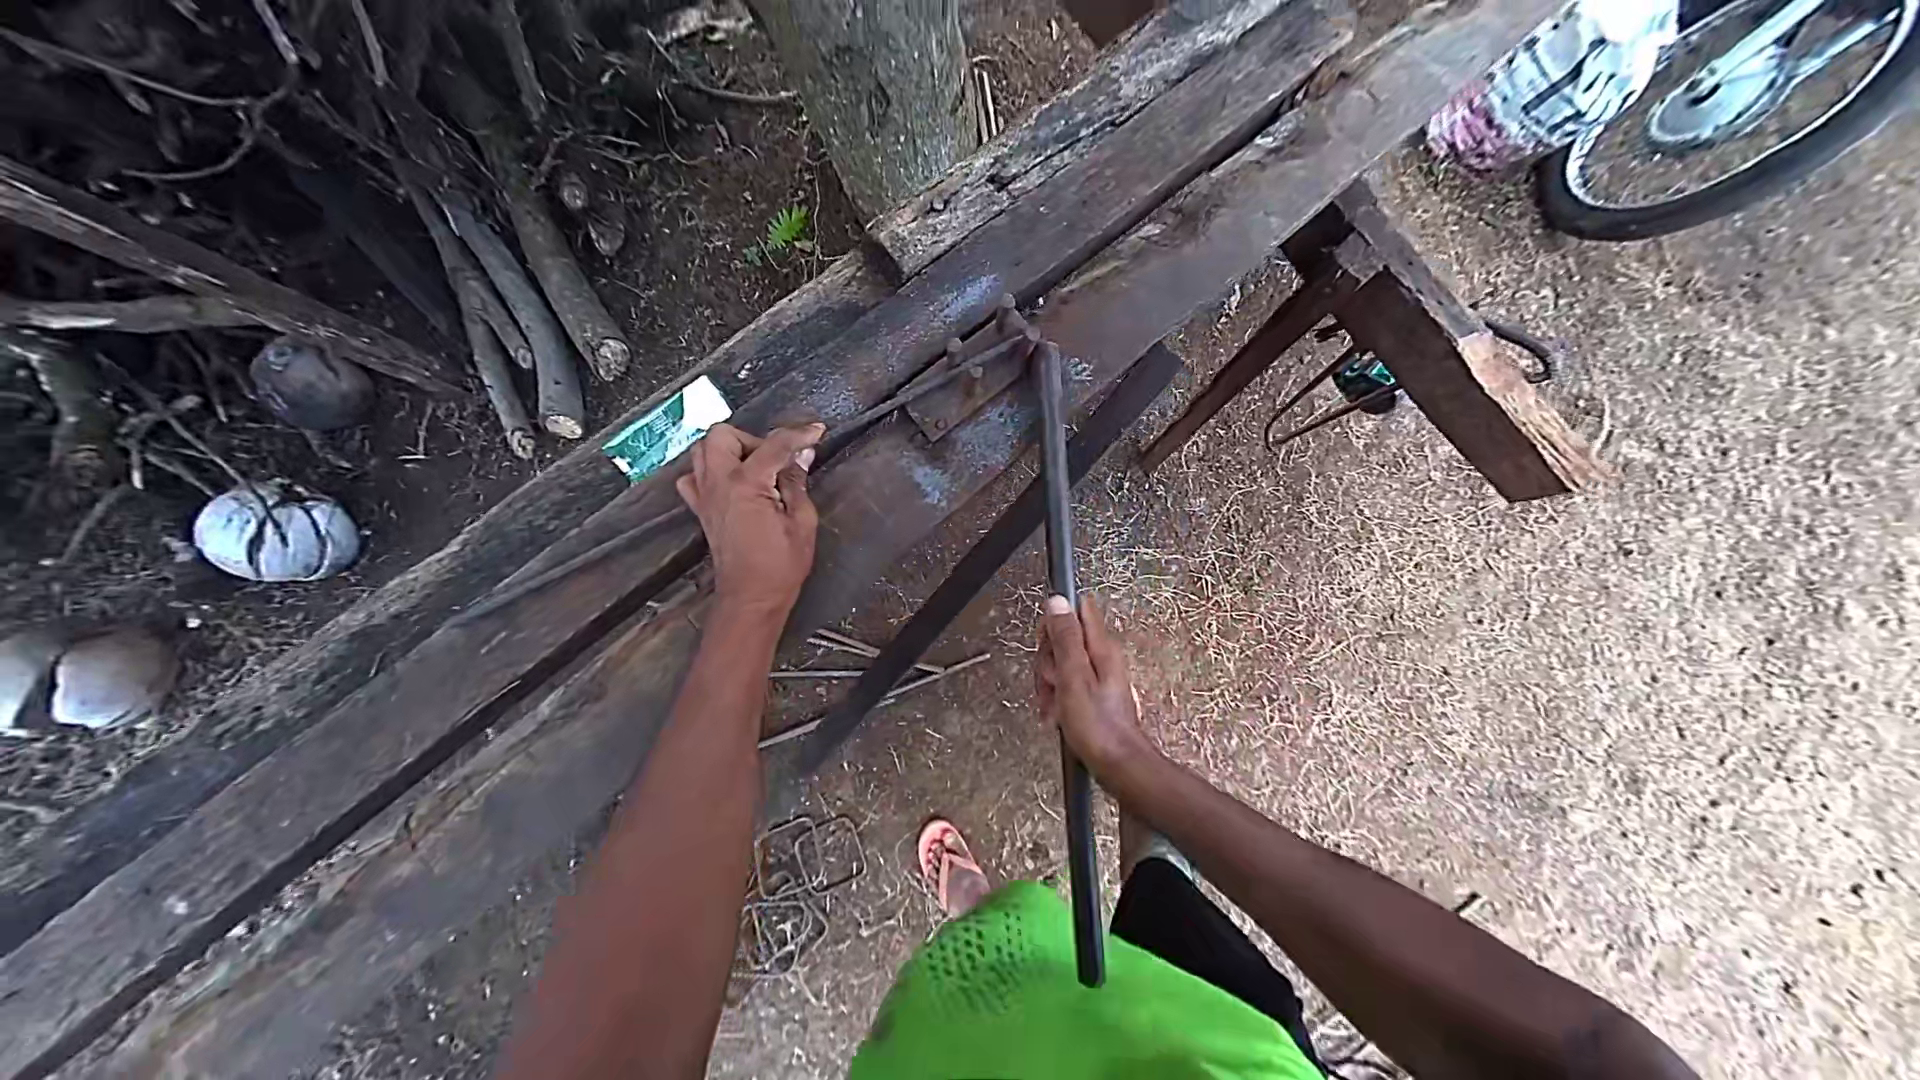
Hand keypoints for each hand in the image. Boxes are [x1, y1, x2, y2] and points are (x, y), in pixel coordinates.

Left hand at [675, 422, 823, 617]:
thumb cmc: (780, 566)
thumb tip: (802, 456)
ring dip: (730, 450)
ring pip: (703, 450)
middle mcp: (718, 484)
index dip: (799, 435)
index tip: (816, 431)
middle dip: (754, 439)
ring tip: (757, 468)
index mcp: (746, 484)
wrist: (751, 598)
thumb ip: (798, 483)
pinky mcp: (701, 510)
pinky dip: (710, 471)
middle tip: (778, 458)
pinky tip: (731, 483)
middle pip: (723, 435)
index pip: (774, 445)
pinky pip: (694, 477)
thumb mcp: (802, 522)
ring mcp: (704, 496)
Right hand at [1036, 594, 1155, 773]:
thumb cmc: (1097, 726)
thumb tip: (1058, 603)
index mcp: (1100, 647)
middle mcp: (1101, 657)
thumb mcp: (1073, 676)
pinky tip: (1056, 714)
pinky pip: (1064, 685)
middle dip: (1048, 660)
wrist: (1115, 765)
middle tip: (1053, 681)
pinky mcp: (1090, 695)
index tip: (1048, 643)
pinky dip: (1055, 698)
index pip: (1077, 609)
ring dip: (1049, 683)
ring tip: (1054, 704)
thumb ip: (1065, 638)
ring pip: (1060, 663)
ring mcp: (1096, 676)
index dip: (1055, 621)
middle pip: (1063, 638)